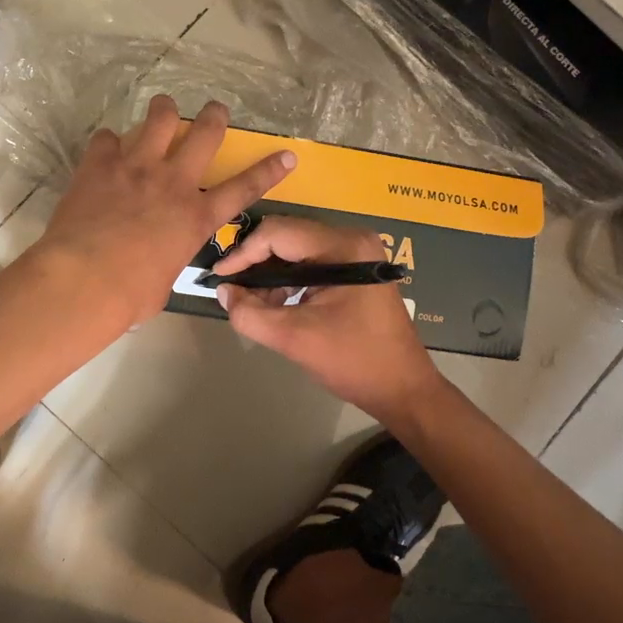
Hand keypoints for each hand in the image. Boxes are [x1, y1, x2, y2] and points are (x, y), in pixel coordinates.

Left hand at [34, 96, 294, 327]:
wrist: (84, 279)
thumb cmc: (129, 295)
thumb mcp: (163, 284)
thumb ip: (167, 261)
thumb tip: (156, 262)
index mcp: (196, 217)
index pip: (244, 188)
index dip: (268, 170)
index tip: (285, 154)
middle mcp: (173, 182)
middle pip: (205, 133)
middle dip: (214, 116)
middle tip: (214, 109)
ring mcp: (137, 166)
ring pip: (160, 118)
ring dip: (164, 109)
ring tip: (163, 106)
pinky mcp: (100, 163)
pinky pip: (108, 137)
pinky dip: (110, 141)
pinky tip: (105, 149)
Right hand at [214, 216, 443, 420]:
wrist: (404, 389)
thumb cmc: (353, 361)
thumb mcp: (293, 338)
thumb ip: (249, 313)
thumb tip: (222, 291)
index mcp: (343, 247)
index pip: (278, 233)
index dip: (243, 254)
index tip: (218, 277)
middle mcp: (352, 239)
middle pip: (287, 237)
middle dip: (255, 263)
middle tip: (231, 289)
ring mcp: (357, 253)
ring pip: (297, 250)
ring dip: (271, 274)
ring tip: (252, 303)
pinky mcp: (357, 268)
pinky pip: (311, 262)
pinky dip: (289, 280)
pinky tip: (276, 304)